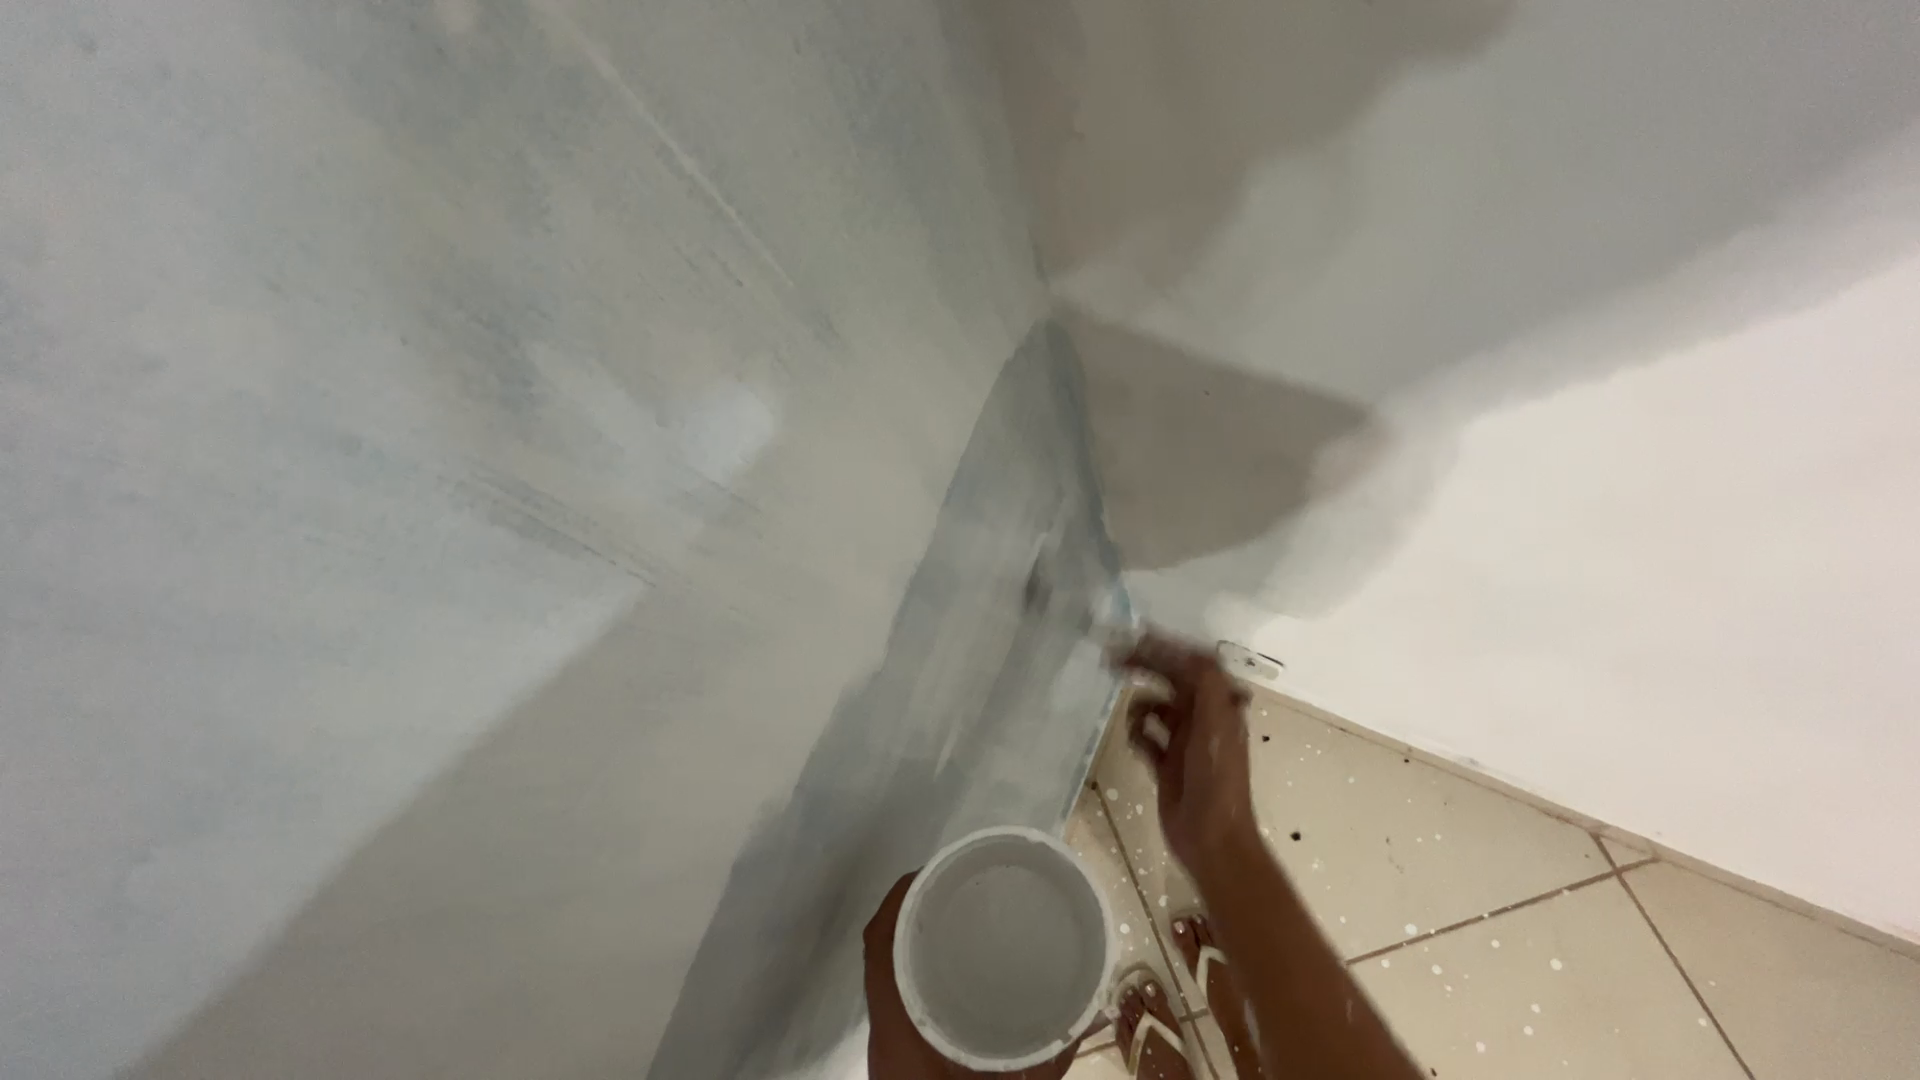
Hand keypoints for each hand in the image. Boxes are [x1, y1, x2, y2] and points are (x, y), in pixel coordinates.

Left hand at [863, 873, 1083, 1079]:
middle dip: (907, 912)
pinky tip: (949, 976)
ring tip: (953, 920)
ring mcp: (886, 1052)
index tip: (931, 870)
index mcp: (899, 1033)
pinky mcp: (894, 1064)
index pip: (878, 946)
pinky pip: (893, 1001)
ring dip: (907, 942)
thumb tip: (1093, 1005)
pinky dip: (911, 975)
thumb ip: (1055, 1053)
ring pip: (882, 978)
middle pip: (877, 954)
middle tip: (955, 890)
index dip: (896, 899)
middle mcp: (884, 1037)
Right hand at [1118, 633, 1257, 875]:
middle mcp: (1202, 718)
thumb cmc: (1218, 780)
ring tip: (1133, 720)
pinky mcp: (1165, 762)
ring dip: (1140, 707)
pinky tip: (1135, 743)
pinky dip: (1136, 733)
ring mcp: (1183, 740)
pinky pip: (1144, 736)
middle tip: (1112, 658)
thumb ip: (1206, 685)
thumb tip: (1190, 651)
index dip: (1167, 646)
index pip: (1192, 663)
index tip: (1136, 634)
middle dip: (1144, 666)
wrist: (1212, 838)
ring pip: (1154, 707)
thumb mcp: (1217, 726)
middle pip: (1170, 680)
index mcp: (1219, 705)